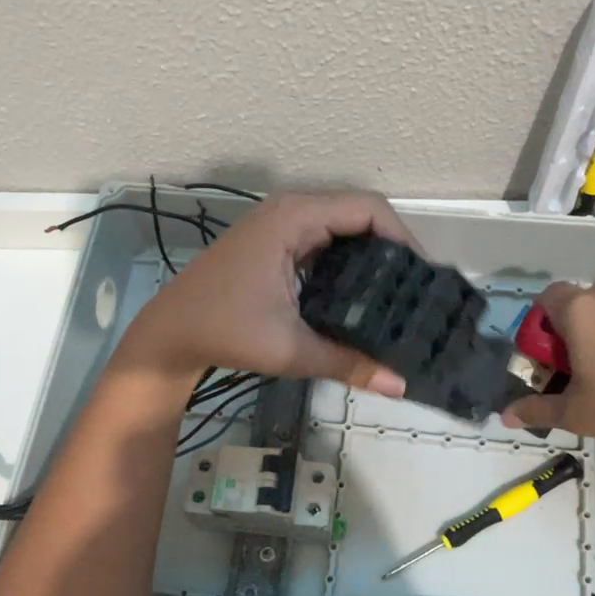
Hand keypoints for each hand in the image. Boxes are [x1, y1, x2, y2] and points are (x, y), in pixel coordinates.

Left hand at [120, 191, 413, 395]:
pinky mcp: (275, 242)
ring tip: (399, 293)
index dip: (403, 237)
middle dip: (392, 247)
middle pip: (358, 214)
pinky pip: (324, 240)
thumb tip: (401, 385)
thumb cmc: (225, 332)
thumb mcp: (290, 349)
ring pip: (342, 227)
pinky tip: (362, 294)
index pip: (367, 209)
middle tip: (417, 289)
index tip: (423, 276)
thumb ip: (348, 363)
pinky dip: (347, 261)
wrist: (171, 333)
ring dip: (371, 254)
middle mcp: (290, 211)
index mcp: (294, 219)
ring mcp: (280, 224)